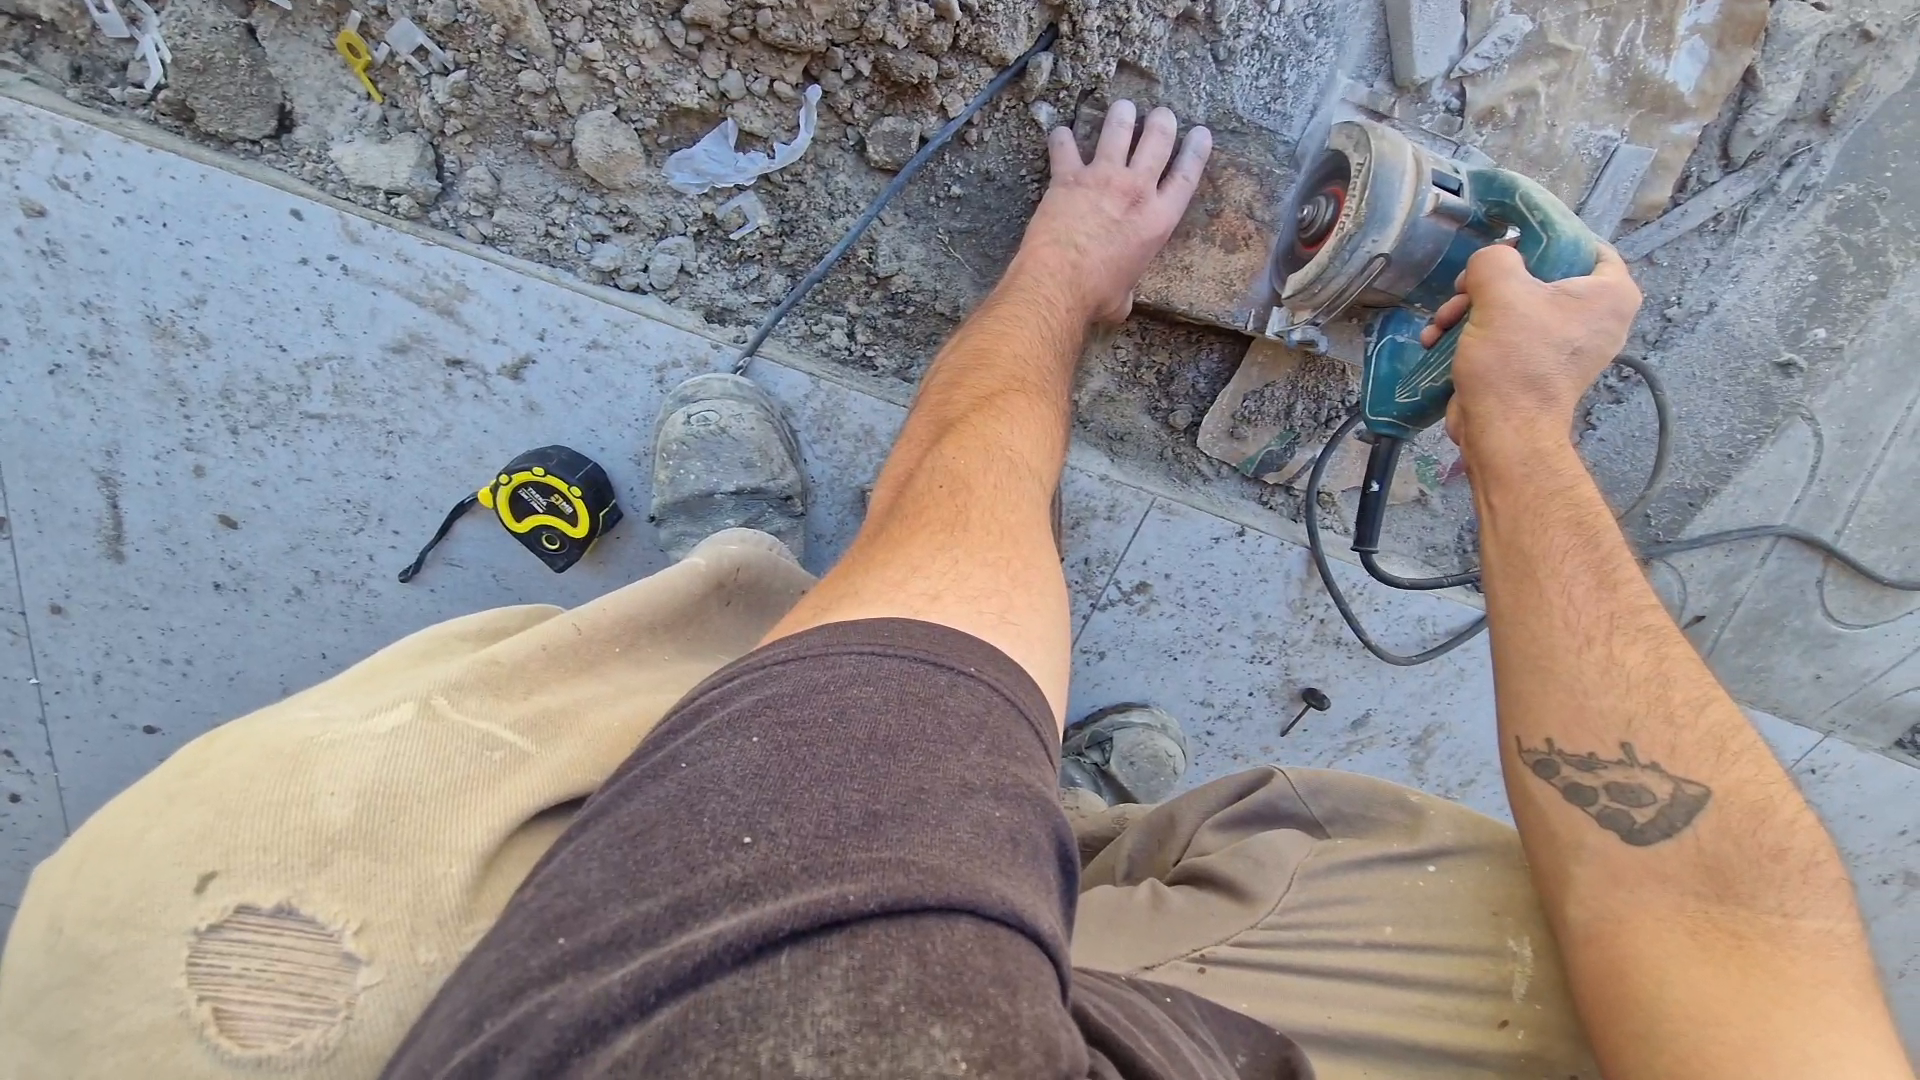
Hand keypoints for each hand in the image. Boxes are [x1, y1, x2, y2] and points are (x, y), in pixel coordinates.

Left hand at [1009, 101, 1212, 324]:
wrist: (1060, 285)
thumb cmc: (1096, 297)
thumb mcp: (1125, 297)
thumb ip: (1128, 287)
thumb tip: (1121, 301)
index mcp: (1158, 220)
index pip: (1187, 175)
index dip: (1197, 151)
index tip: (1201, 133)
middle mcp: (1136, 191)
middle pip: (1158, 139)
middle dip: (1163, 121)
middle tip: (1162, 115)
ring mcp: (1102, 179)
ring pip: (1118, 129)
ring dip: (1122, 115)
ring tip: (1123, 109)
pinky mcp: (1068, 178)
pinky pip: (1065, 147)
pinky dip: (1061, 137)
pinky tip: (1060, 133)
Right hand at [1421, 243, 1642, 459]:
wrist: (1502, 429)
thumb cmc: (1513, 360)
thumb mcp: (1499, 294)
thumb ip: (1494, 260)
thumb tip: (1488, 262)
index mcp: (1610, 293)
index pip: (1580, 245)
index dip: (1537, 241)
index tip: (1498, 250)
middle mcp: (1596, 318)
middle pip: (1534, 280)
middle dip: (1484, 288)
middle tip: (1458, 296)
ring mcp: (1563, 347)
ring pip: (1510, 310)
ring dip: (1466, 314)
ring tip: (1437, 328)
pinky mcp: (1533, 369)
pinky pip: (1503, 338)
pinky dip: (1470, 338)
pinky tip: (1436, 345)